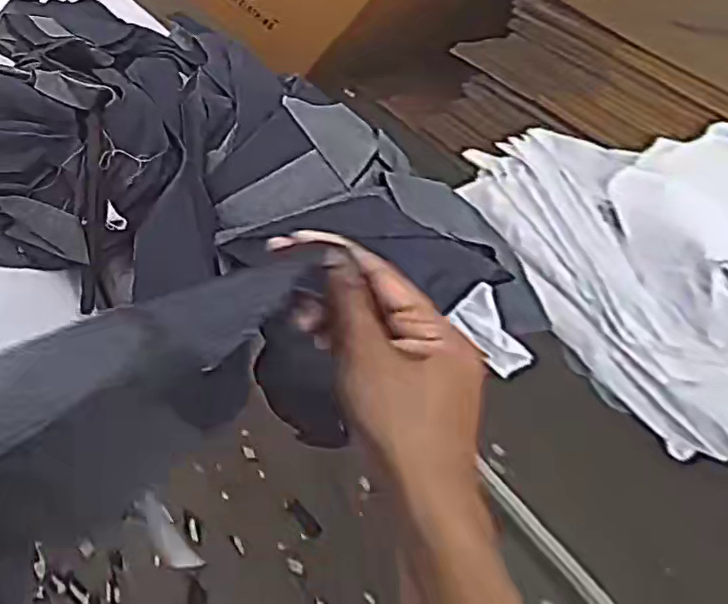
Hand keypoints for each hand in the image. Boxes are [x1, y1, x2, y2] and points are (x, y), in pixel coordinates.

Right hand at [273, 230, 483, 489]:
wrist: (416, 487)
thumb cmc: (402, 427)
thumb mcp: (365, 352)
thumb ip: (347, 299)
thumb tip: (333, 259)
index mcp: (440, 330)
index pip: (381, 274)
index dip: (336, 253)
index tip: (299, 239)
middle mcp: (436, 340)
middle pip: (372, 294)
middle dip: (326, 287)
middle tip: (287, 276)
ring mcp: (420, 359)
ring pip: (364, 317)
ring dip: (328, 313)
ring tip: (301, 319)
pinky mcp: (401, 376)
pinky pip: (366, 340)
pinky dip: (339, 334)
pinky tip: (318, 336)